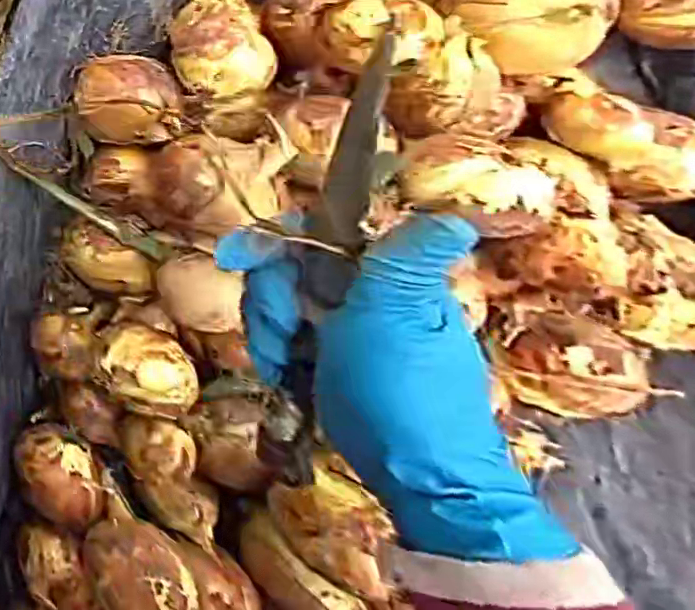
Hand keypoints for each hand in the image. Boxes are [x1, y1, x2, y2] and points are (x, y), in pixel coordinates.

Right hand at [215, 214, 580, 563]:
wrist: (417, 478)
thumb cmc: (404, 391)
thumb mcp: (398, 318)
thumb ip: (406, 260)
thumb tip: (458, 217)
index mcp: (382, 272)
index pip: (312, 229)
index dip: (271, 240)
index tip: (236, 259)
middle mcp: (358, 289)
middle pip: (281, 265)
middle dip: (269, 298)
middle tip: (284, 331)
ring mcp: (337, 322)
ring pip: (271, 298)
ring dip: (266, 330)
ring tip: (284, 362)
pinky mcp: (318, 351)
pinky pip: (274, 331)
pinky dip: (269, 349)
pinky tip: (282, 373)